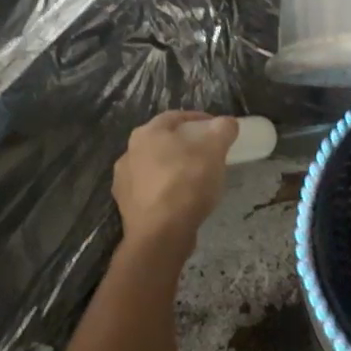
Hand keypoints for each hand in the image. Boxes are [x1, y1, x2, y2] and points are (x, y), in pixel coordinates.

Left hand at [112, 111, 238, 263]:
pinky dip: (166, 188)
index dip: (199, 119)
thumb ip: (223, 130)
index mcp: (147, 133)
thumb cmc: (187, 182)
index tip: (217, 128)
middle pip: (162, 141)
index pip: (175, 117)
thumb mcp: (215, 150)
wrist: (161, 233)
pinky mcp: (126, 206)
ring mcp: (123, 181)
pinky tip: (182, 198)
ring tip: (196, 177)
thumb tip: (227, 122)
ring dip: (173, 167)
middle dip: (185, 144)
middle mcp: (129, 153)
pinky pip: (150, 189)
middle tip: (208, 152)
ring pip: (154, 166)